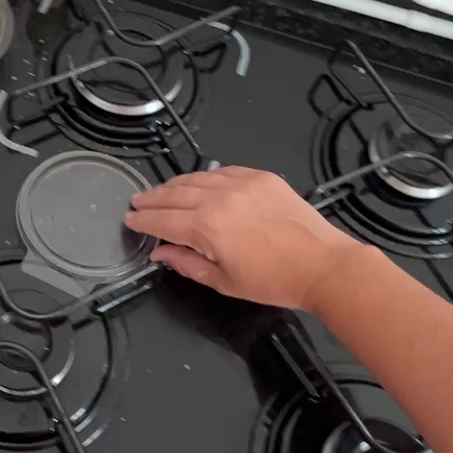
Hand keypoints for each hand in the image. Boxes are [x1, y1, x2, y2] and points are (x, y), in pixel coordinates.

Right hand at [124, 166, 374, 312]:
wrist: (322, 265)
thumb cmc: (273, 281)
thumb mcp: (223, 281)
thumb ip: (186, 263)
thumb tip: (160, 253)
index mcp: (206, 227)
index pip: (163, 220)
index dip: (143, 221)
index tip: (130, 219)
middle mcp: (219, 198)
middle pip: (174, 194)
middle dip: (152, 198)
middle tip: (138, 201)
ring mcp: (241, 183)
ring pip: (196, 178)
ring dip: (174, 185)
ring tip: (162, 191)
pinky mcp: (261, 177)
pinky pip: (224, 171)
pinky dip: (206, 176)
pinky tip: (199, 182)